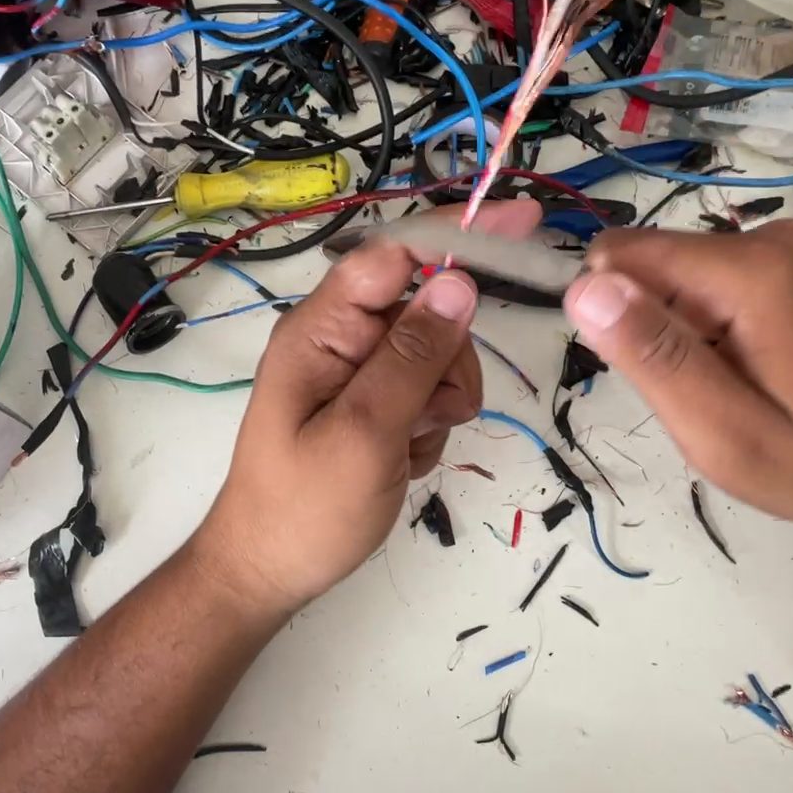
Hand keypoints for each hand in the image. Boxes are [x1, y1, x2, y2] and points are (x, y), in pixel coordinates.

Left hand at [189, 202, 541, 612]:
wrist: (271, 570)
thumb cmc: (305, 509)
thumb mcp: (364, 433)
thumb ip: (411, 358)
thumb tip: (457, 283)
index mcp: (320, 330)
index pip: (393, 256)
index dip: (456, 235)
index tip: (522, 222)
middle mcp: (337, 340)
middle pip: (426, 310)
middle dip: (447, 360)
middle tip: (432, 414)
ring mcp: (354, 374)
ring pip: (435, 356)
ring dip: (440, 401)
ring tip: (408, 446)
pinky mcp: (370, 405)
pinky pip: (425, 394)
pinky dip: (427, 425)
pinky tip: (401, 459)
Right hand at [561, 220, 792, 540]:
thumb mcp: (721, 430)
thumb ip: (651, 355)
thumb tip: (584, 287)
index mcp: (752, 272)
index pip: (621, 255)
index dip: (613, 317)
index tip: (646, 371)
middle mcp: (773, 238)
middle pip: (653, 266)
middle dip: (653, 329)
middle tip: (701, 394)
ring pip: (680, 278)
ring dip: (685, 334)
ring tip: (733, 387)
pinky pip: (715, 283)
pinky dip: (715, 328)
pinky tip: (757, 371)